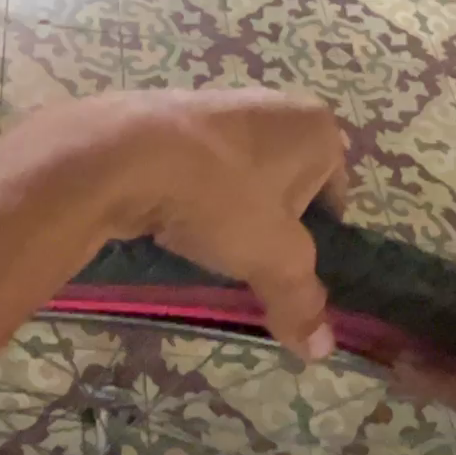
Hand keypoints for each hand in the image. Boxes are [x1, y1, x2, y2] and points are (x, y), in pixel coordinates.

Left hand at [35, 90, 346, 358]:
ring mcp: (214, 104)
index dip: (315, 238)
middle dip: (267, 222)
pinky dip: (184, 192)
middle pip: (282, 183)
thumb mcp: (273, 259)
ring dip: (223, 208)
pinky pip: (190, 166)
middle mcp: (270, 105)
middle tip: (247, 260)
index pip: (333, 195)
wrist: (122, 154)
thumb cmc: (220, 197)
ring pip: (233, 174)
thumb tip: (322, 350)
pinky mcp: (165, 115)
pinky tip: (167, 220)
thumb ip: (300, 301)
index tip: (288, 268)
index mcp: (313, 127)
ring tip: (204, 245)